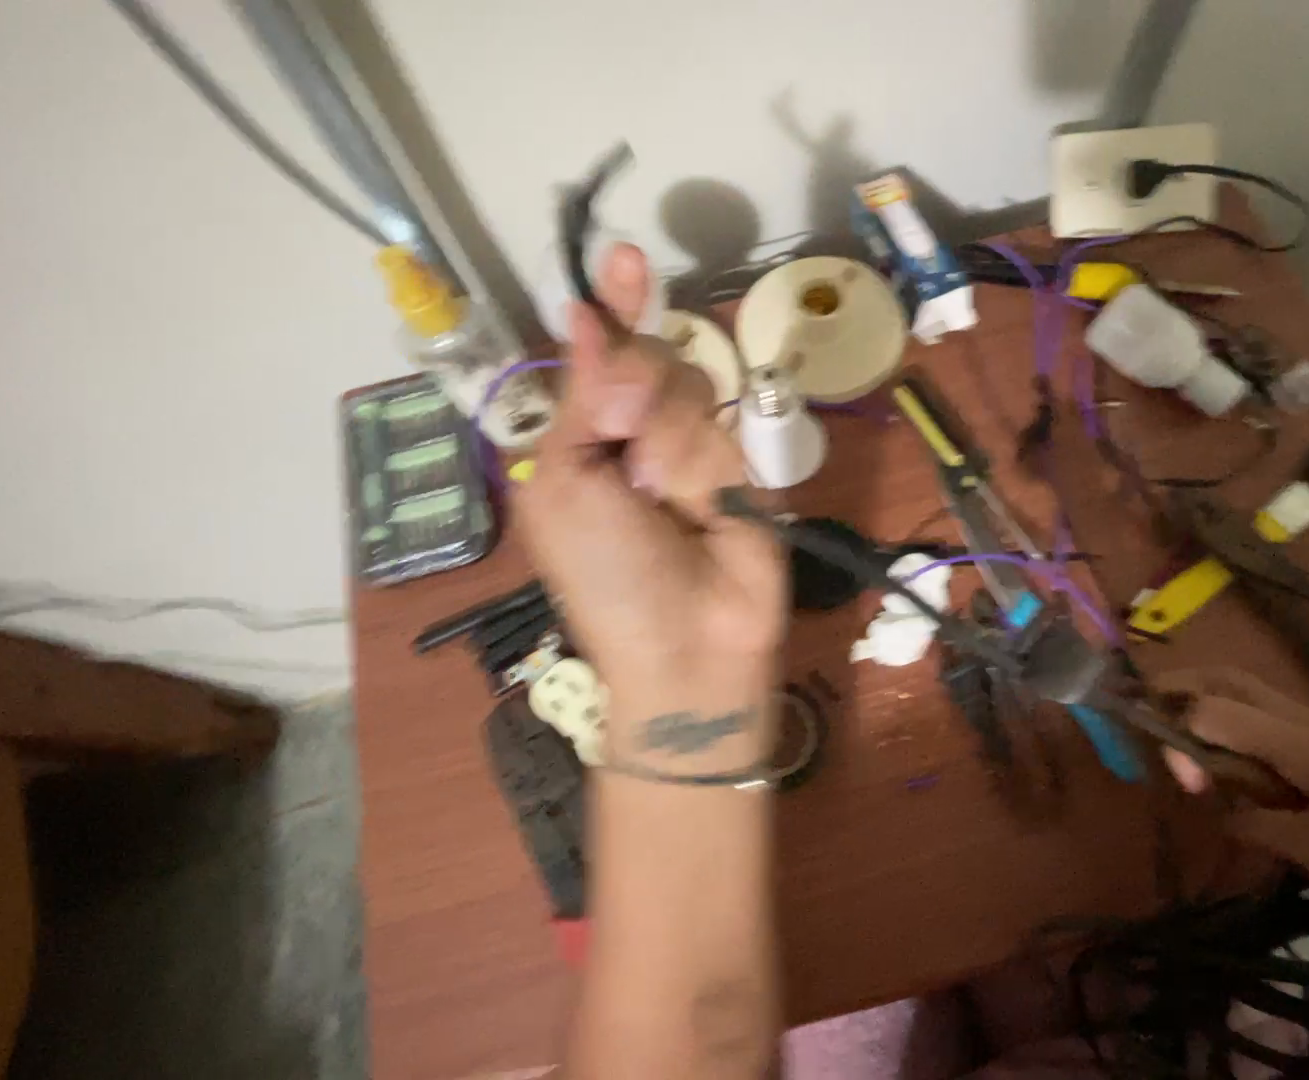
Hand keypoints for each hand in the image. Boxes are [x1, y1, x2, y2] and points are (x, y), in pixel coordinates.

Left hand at [516, 246, 786, 765]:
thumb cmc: (606, 573)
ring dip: (669, 439)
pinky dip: (706, 463)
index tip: (626, 257)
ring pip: (689, 385)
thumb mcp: (566, 483)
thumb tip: (582, 313)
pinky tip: (707, 507)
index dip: (615, 307)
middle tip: (625, 438)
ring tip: (665, 499)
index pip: (600, 356)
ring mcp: (692, 447)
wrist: (688, 643)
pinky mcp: (741, 462)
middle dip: (636, 387)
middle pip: (648, 356)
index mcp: (583, 439)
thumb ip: (580, 398)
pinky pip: (724, 425)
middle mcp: (637, 433)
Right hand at [1157, 668, 1308, 927]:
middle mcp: (1305, 722)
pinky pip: (1262, 715)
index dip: (1179, 737)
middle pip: (1225, 680)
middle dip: (1173, 684)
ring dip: (1195, 696)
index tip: (1175, 779)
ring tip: (1159, 725)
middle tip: (1131, 709)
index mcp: (1303, 743)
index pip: (1215, 712)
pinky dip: (1223, 716)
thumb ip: (1266, 826)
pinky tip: (1217, 752)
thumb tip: (1213, 804)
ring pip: (1243, 690)